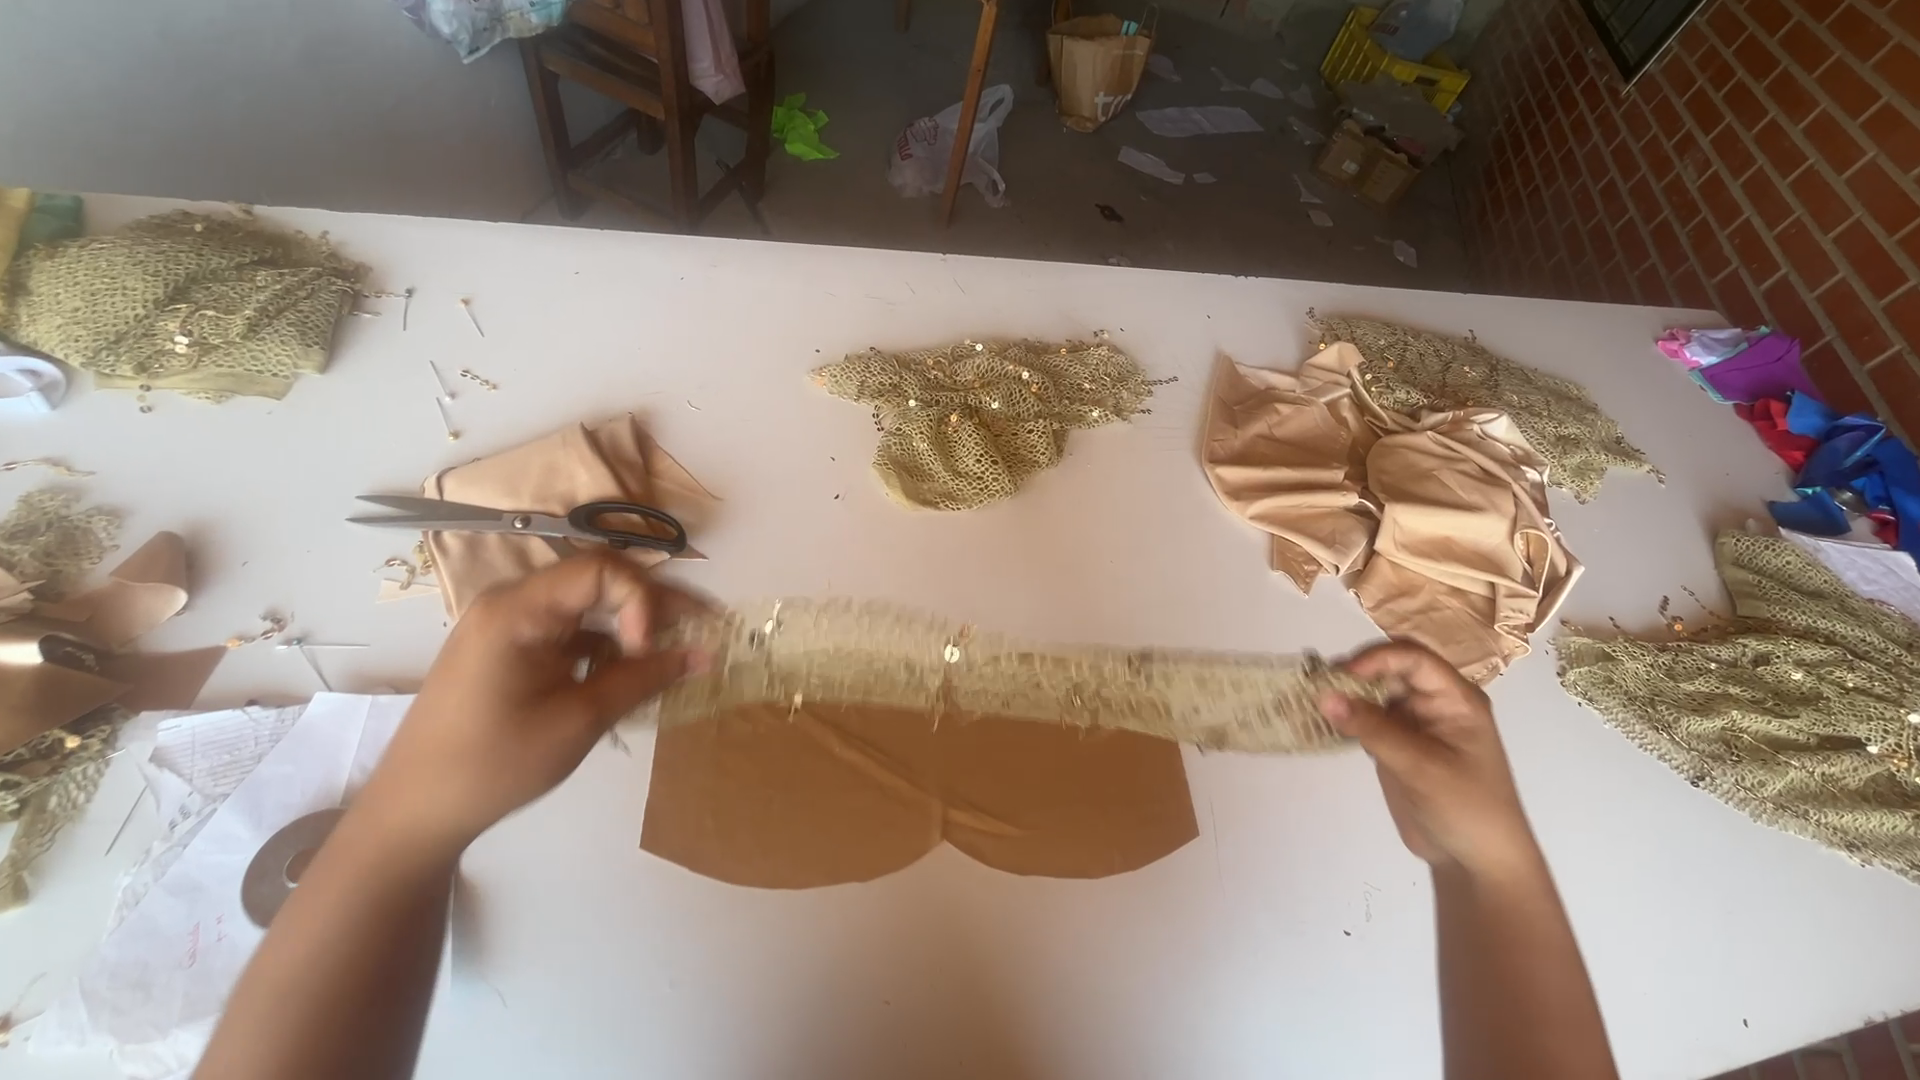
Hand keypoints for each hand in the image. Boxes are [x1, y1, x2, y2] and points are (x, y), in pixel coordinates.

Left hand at [361, 554, 706, 850]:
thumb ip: (644, 679)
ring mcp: (510, 625)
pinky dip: (608, 644)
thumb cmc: (495, 764)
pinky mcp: (513, 649)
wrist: (416, 811)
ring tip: (676, 651)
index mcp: (517, 610)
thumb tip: (705, 654)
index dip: (641, 600)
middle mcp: (512, 603)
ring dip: (634, 624)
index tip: (649, 650)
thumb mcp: (579, 720)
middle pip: (598, 581)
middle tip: (702, 629)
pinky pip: (572, 630)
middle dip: (654, 604)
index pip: (601, 570)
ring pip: (589, 605)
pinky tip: (633, 670)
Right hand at [1320, 642, 1539, 879]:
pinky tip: (1320, 720)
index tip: (1341, 676)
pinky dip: (1343, 716)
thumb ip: (1372, 728)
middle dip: (1354, 672)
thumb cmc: (1465, 807)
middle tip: (1318, 685)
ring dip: (1344, 694)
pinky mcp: (1395, 743)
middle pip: (1389, 669)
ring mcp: (1413, 723)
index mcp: (1456, 699)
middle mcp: (1434, 703)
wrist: (1475, 860)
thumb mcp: (1420, 765)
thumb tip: (1323, 695)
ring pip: (1372, 692)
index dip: (1376, 659)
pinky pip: (1365, 717)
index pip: (1413, 659)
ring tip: (1311, 699)